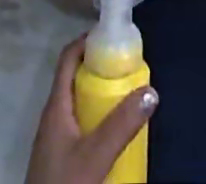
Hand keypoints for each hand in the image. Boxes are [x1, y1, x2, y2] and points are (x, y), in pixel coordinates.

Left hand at [24, 36, 157, 183]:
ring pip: (78, 101)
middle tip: (128, 67)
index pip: (67, 57)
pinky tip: (116, 131)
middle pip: (75, 78)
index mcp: (56, 104)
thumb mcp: (96, 155)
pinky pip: (80, 122)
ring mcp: (56, 135)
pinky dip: (98, 116)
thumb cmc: (65, 182)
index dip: (87, 41)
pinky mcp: (61, 153)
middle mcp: (54, 113)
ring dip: (100, 94)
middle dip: (100, 69)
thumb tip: (151, 90)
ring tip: (128, 95)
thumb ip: (122, 124)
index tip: (113, 36)